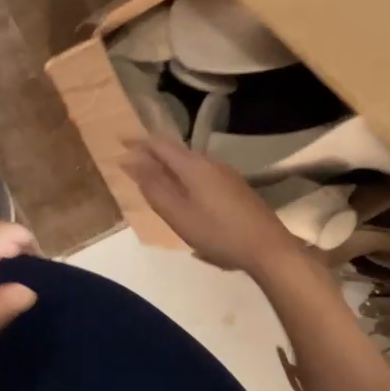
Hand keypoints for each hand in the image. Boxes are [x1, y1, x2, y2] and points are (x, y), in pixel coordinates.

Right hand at [123, 135, 305, 274]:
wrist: (270, 249)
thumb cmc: (218, 233)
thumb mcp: (178, 215)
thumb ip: (153, 187)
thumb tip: (132, 163)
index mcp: (191, 165)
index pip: (158, 143)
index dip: (137, 141)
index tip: (120, 142)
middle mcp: (208, 162)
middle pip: (174, 150)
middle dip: (152, 153)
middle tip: (133, 164)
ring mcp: (225, 173)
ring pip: (189, 161)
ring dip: (169, 166)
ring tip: (155, 181)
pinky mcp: (235, 186)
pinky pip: (201, 172)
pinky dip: (184, 176)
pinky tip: (185, 194)